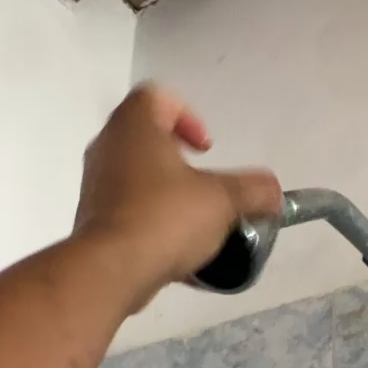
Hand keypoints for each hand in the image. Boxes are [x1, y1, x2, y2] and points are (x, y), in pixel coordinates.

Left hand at [72, 83, 281, 304]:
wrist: (111, 270)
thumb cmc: (165, 219)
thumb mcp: (223, 201)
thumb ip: (254, 191)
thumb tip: (273, 192)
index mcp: (134, 125)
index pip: (157, 97)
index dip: (188, 117)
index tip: (207, 150)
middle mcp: (108, 147)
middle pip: (147, 139)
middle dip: (181, 162)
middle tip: (205, 187)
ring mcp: (96, 186)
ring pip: (138, 179)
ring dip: (168, 196)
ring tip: (195, 224)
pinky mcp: (94, 222)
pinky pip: (130, 213)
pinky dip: (154, 225)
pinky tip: (178, 254)